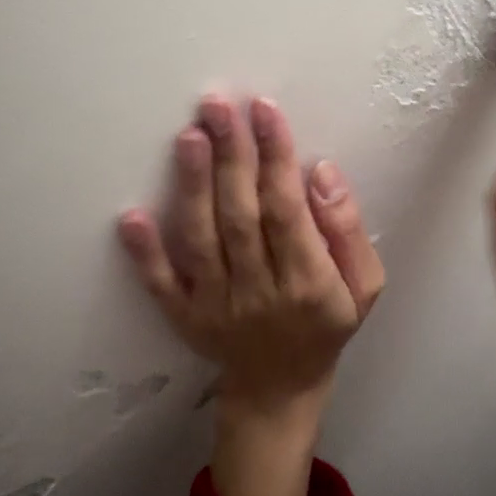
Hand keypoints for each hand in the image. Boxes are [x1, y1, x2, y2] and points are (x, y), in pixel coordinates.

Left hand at [119, 94, 383, 495]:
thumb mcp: (365, 284)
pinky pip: (162, 285)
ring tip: (189, 136)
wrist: (281, 389)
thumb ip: (348, 229)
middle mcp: (259, 292)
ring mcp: (216, 306)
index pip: (287, 210)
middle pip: (241, 216)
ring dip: (193, 186)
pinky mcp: (185, 317)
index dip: (275, 157)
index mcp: (308, 282)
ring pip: (202, 240)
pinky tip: (130, 216)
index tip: (264, 110)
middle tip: (217, 106)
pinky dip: (145, 253)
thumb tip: (321, 171)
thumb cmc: (327, 323)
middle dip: (231, 155)